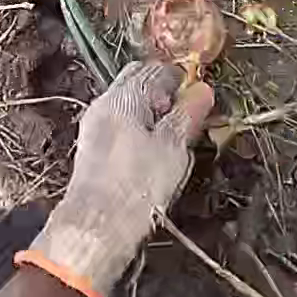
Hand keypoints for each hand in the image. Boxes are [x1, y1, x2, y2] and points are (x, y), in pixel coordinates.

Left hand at [20, 61, 214, 296]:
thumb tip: (203, 89)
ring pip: (128, 104)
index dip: (180, 79)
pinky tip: (151, 152)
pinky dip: (138, 128)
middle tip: (186, 116)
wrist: (96, 228)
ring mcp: (94, 125)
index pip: (154, 68)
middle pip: (137, 82)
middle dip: (164, 93)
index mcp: (122, 97)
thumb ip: (188, 115)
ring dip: (151, 113)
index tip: (198, 97)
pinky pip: (120, 123)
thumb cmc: (138, 184)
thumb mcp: (172, 148)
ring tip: (172, 139)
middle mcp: (103, 103)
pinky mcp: (92, 147)